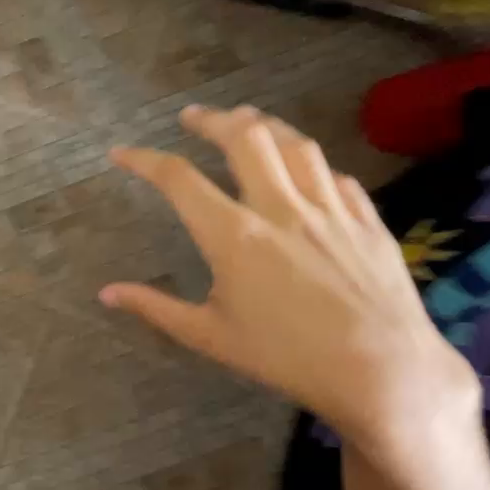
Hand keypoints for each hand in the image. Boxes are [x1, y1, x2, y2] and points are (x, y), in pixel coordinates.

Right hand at [100, 105, 479, 452]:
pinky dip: (308, 161)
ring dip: (263, 125)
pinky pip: (334, 174)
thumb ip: (155, 307)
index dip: (143, 160)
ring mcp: (330, 211)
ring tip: (245, 121)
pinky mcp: (367, 221)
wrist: (383, 371)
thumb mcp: (207, 336)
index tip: (121, 153)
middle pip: (244, 139)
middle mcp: (281, 209)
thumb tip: (106, 293)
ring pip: (295, 145)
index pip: (178, 179)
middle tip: (191, 117)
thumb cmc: (284, 356)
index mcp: (233, 237)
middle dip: (212, 120)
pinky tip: (301, 166)